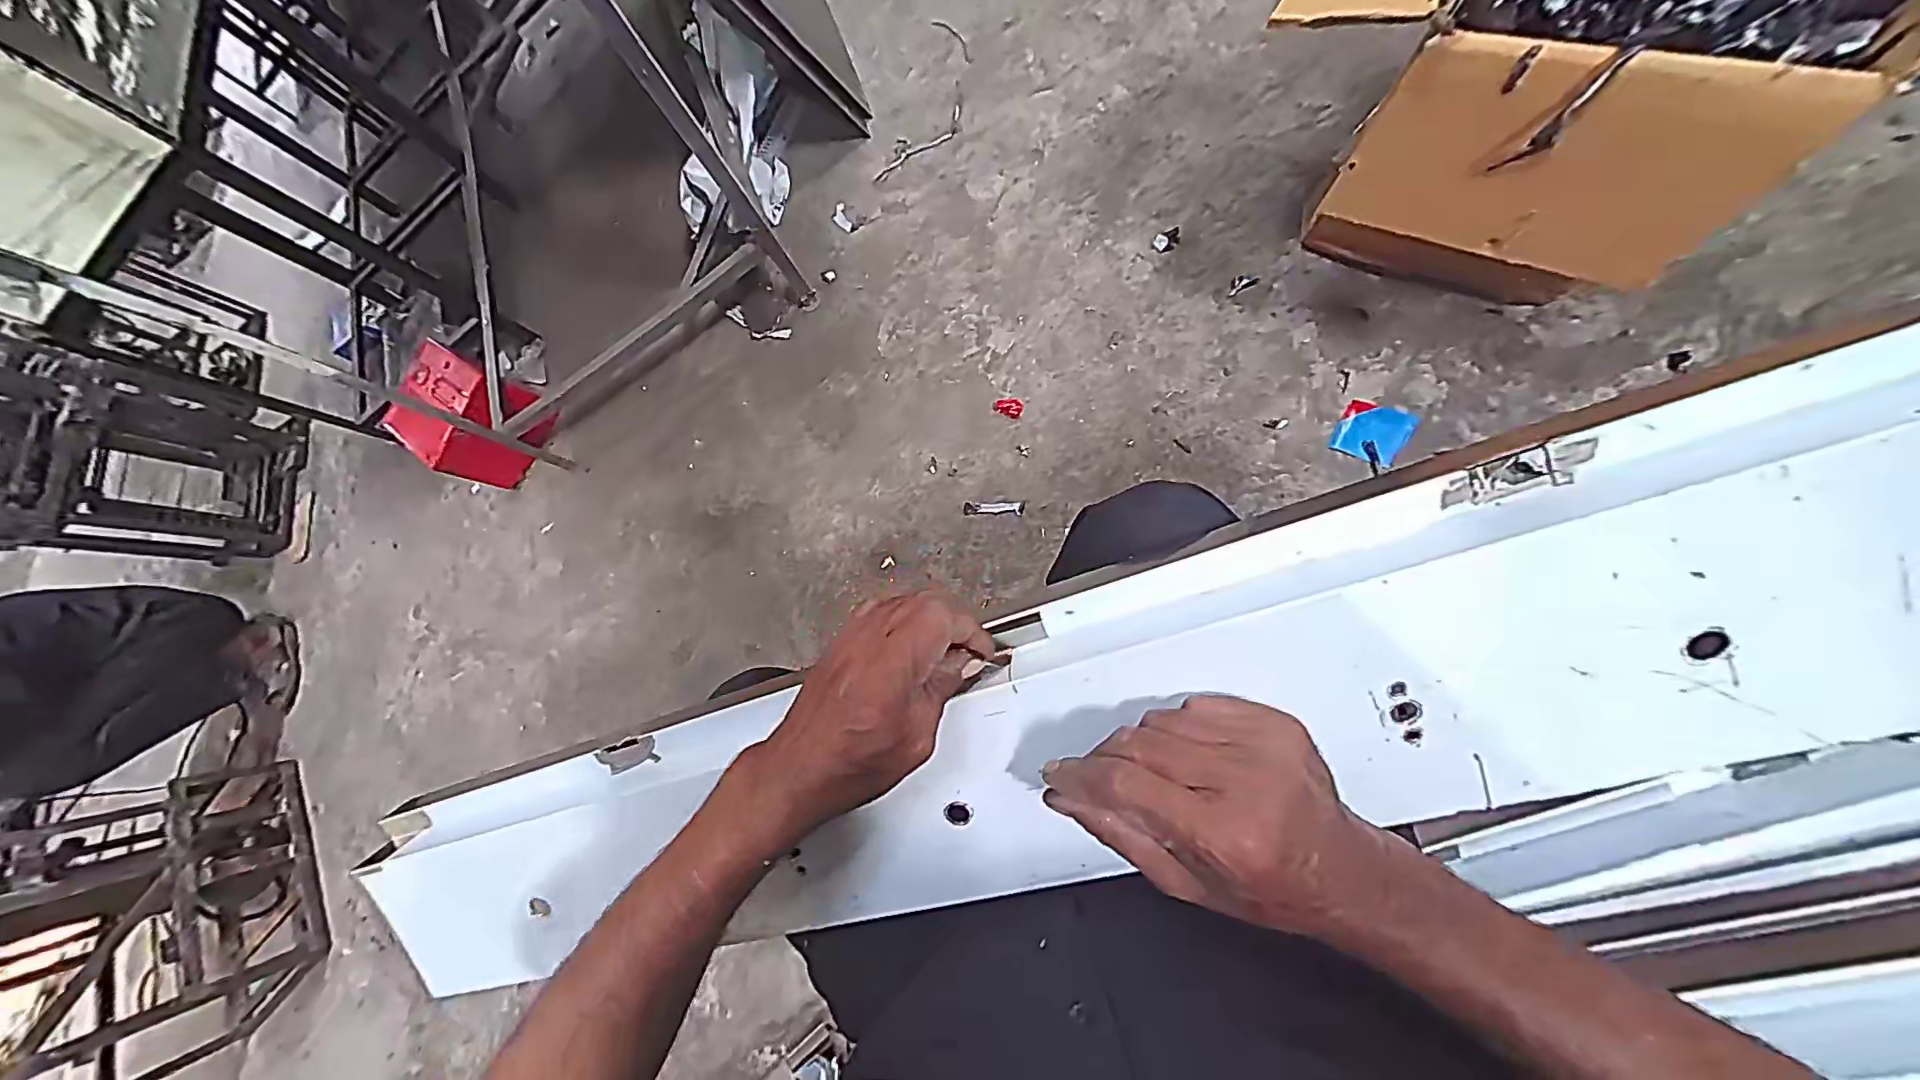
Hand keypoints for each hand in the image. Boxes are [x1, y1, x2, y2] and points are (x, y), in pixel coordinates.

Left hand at [738, 590, 995, 844]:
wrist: (799, 768)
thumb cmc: (848, 762)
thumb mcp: (917, 735)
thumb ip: (942, 687)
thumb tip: (960, 664)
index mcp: (894, 658)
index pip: (945, 616)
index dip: (972, 632)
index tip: (981, 652)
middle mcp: (870, 638)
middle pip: (927, 600)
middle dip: (956, 622)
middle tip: (968, 651)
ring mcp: (852, 634)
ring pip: (905, 600)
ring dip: (930, 619)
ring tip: (942, 651)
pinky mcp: (841, 640)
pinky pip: (882, 611)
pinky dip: (905, 622)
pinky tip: (911, 649)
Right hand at [1041, 694, 1407, 936]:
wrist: (1338, 870)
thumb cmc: (1272, 887)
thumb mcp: (1184, 882)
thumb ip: (1119, 832)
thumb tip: (1071, 798)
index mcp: (1227, 832)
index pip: (1125, 784)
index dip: (1081, 777)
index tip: (1061, 774)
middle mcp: (1248, 781)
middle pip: (1137, 744)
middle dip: (1104, 760)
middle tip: (1099, 776)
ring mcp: (1263, 745)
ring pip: (1160, 721)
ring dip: (1143, 745)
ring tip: (1163, 777)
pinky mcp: (1272, 722)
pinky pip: (1195, 705)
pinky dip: (1179, 727)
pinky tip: (1193, 756)